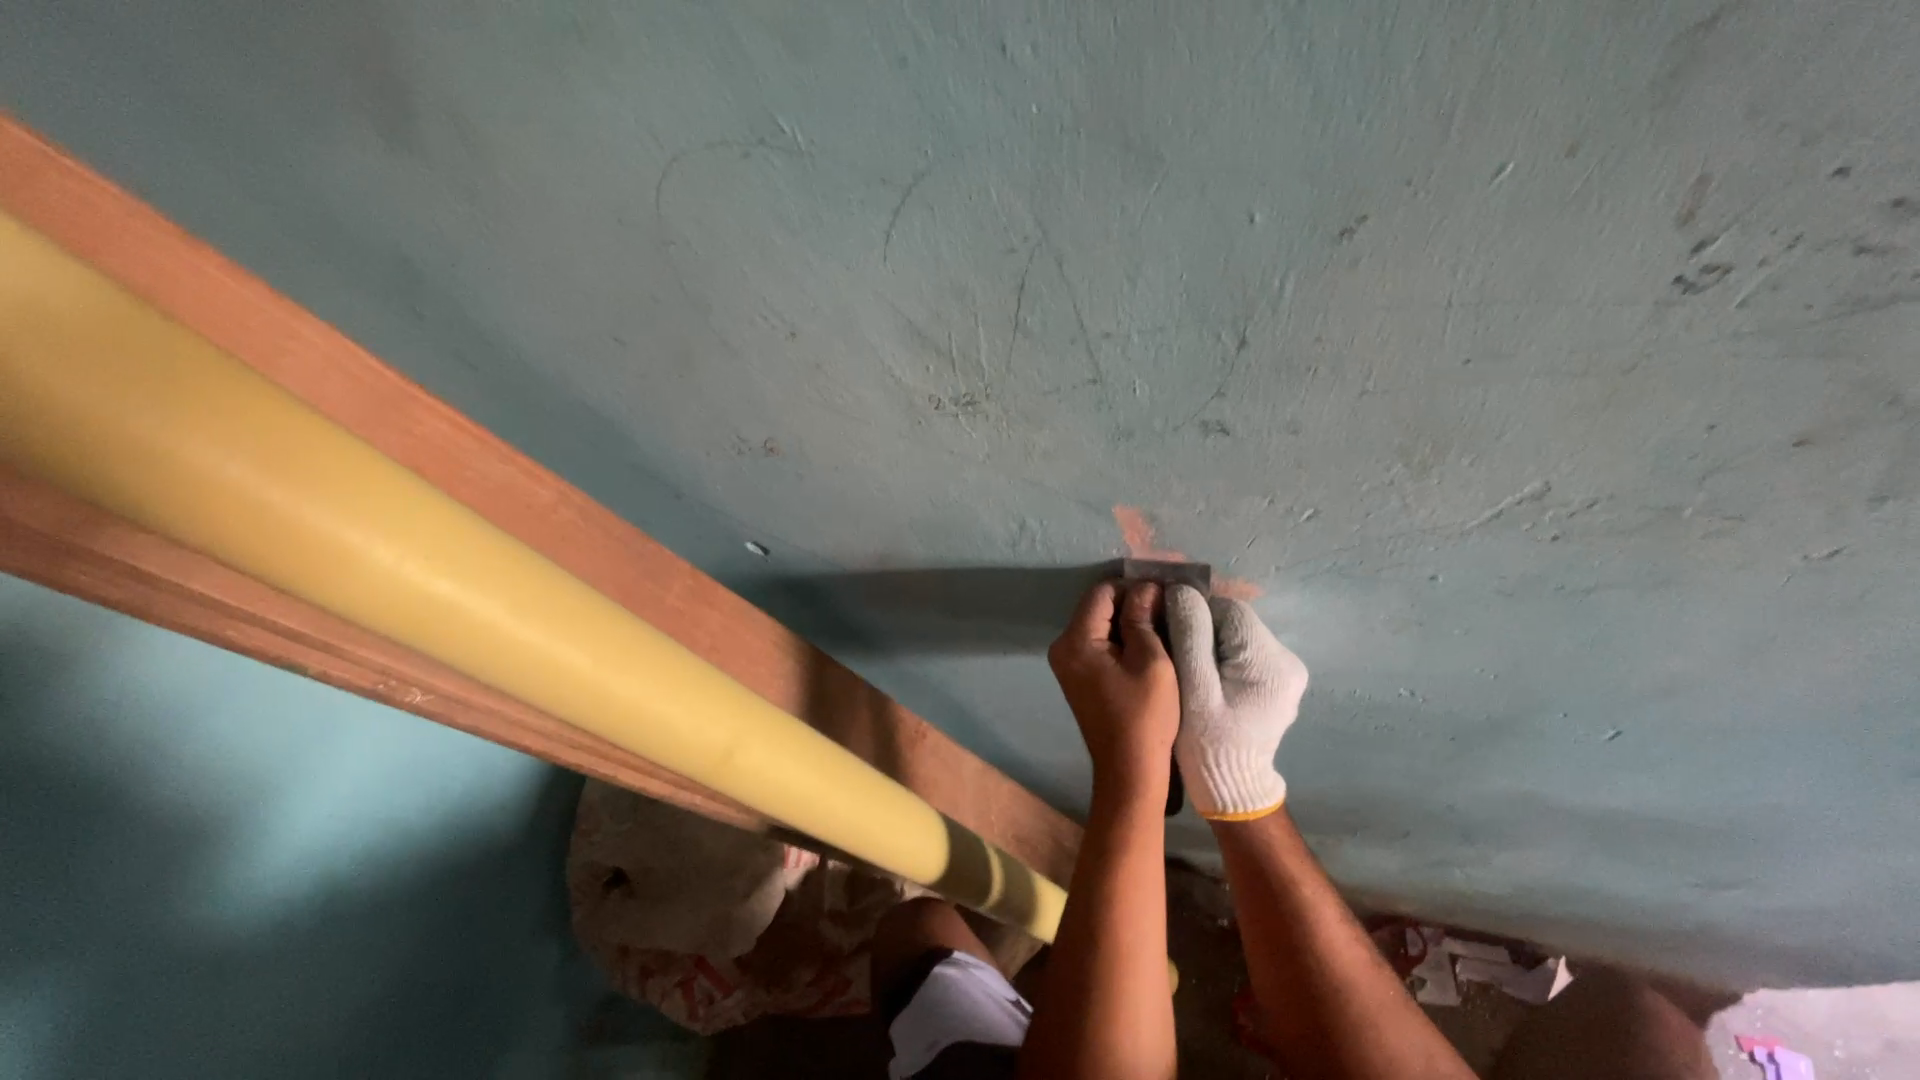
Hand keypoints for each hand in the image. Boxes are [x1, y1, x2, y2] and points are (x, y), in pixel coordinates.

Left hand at [1048, 580, 1179, 799]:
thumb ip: (1142, 618)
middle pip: (1098, 608)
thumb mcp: (1150, 660)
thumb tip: (1145, 587)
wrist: (1130, 768)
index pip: (1101, 593)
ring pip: (1100, 625)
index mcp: (1075, 641)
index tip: (1165, 595)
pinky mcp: (1079, 677)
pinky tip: (1148, 645)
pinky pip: (1099, 645)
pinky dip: (1122, 640)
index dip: (1134, 588)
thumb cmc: (1144, 715)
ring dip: (1129, 622)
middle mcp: (1063, 647)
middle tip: (1168, 608)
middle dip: (1132, 604)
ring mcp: (1068, 664)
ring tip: (1163, 626)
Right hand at [1165, 586, 1307, 820]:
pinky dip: (1220, 656)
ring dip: (1209, 641)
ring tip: (1186, 667)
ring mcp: (1285, 673)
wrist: (1233, 789)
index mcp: (1270, 662)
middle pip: (1234, 622)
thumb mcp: (1192, 688)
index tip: (1166, 629)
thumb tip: (1182, 591)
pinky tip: (1203, 677)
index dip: (1193, 612)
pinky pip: (1243, 653)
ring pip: (1237, 636)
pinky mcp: (1276, 683)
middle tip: (1172, 650)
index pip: (1229, 610)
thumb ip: (1189, 635)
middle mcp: (1287, 661)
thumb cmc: (1208, 743)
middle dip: (1201, 627)